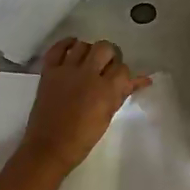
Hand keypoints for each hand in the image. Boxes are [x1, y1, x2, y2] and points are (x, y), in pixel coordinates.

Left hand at [17, 37, 151, 175]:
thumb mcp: (107, 116)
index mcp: (105, 89)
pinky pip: (57, 48)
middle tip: (106, 68)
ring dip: (89, 50)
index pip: (122, 69)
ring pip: (83, 45)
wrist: (49, 146)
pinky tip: (72, 47)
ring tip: (89, 61)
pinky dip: (66, 44)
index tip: (120, 80)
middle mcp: (87, 74)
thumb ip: (121, 94)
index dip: (124, 74)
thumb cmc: (82, 138)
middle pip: (105, 48)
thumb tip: (141, 80)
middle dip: (110, 56)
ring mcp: (65, 70)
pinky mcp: (48, 71)